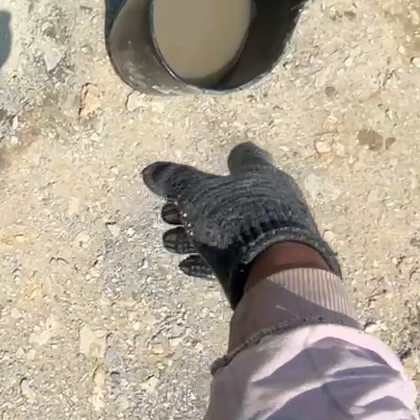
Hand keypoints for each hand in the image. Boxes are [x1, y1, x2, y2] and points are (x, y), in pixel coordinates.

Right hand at [142, 143, 339, 304]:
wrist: (269, 265)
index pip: (248, 157)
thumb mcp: (196, 194)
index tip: (232, 154)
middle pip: (226, 198)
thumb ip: (174, 181)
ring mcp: (267, 232)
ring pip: (223, 229)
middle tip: (169, 214)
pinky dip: (205, 258)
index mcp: (259, 176)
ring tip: (170, 241)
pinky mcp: (260, 261)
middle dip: (193, 206)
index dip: (237, 156)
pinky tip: (187, 264)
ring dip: (192, 235)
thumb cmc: (233, 218)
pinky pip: (228, 256)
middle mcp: (269, 200)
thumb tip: (150, 169)